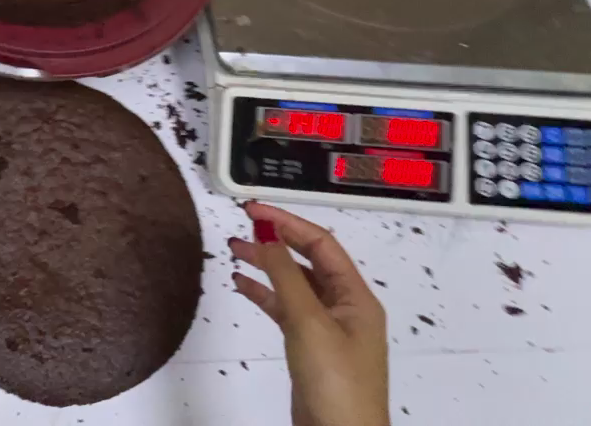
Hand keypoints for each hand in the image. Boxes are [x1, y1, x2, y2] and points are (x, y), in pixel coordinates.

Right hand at [230, 201, 389, 425]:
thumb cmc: (334, 379)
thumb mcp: (308, 320)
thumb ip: (285, 273)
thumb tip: (265, 232)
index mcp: (356, 297)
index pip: (321, 244)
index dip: (287, 221)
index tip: (252, 210)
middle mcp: (345, 307)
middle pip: (309, 259)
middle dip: (276, 238)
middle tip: (243, 223)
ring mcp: (328, 327)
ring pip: (294, 281)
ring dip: (266, 263)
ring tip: (234, 249)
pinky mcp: (310, 344)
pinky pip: (284, 306)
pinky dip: (263, 291)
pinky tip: (241, 283)